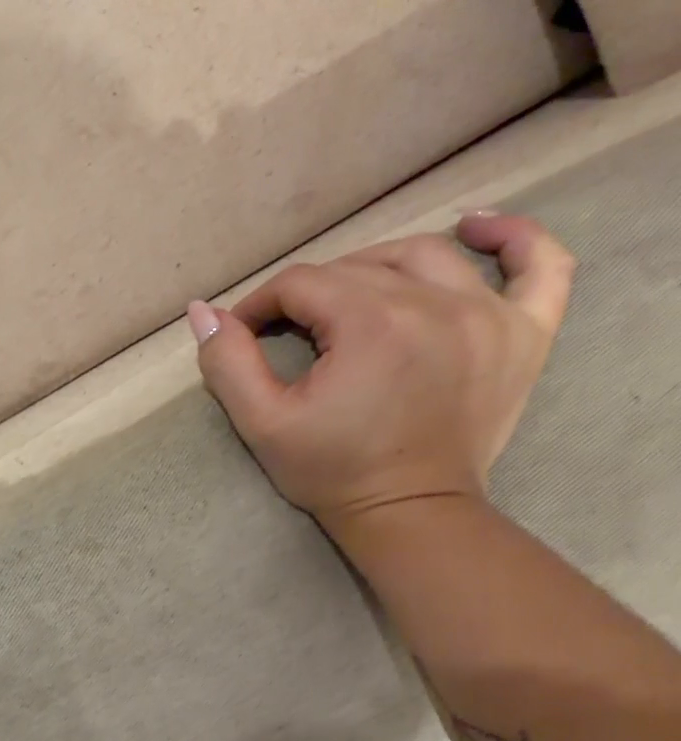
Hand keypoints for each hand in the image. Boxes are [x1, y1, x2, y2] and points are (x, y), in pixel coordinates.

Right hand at [189, 212, 574, 532]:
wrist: (410, 509)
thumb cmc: (330, 468)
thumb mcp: (260, 421)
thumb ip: (227, 361)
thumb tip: (202, 310)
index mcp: (372, 324)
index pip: (302, 282)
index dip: (260, 303)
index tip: (243, 334)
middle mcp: (437, 304)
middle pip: (358, 266)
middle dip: (309, 292)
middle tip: (286, 330)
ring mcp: (491, 314)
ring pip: (427, 255)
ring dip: (376, 264)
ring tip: (347, 293)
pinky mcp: (527, 331)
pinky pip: (540, 264)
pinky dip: (514, 237)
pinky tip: (479, 227)